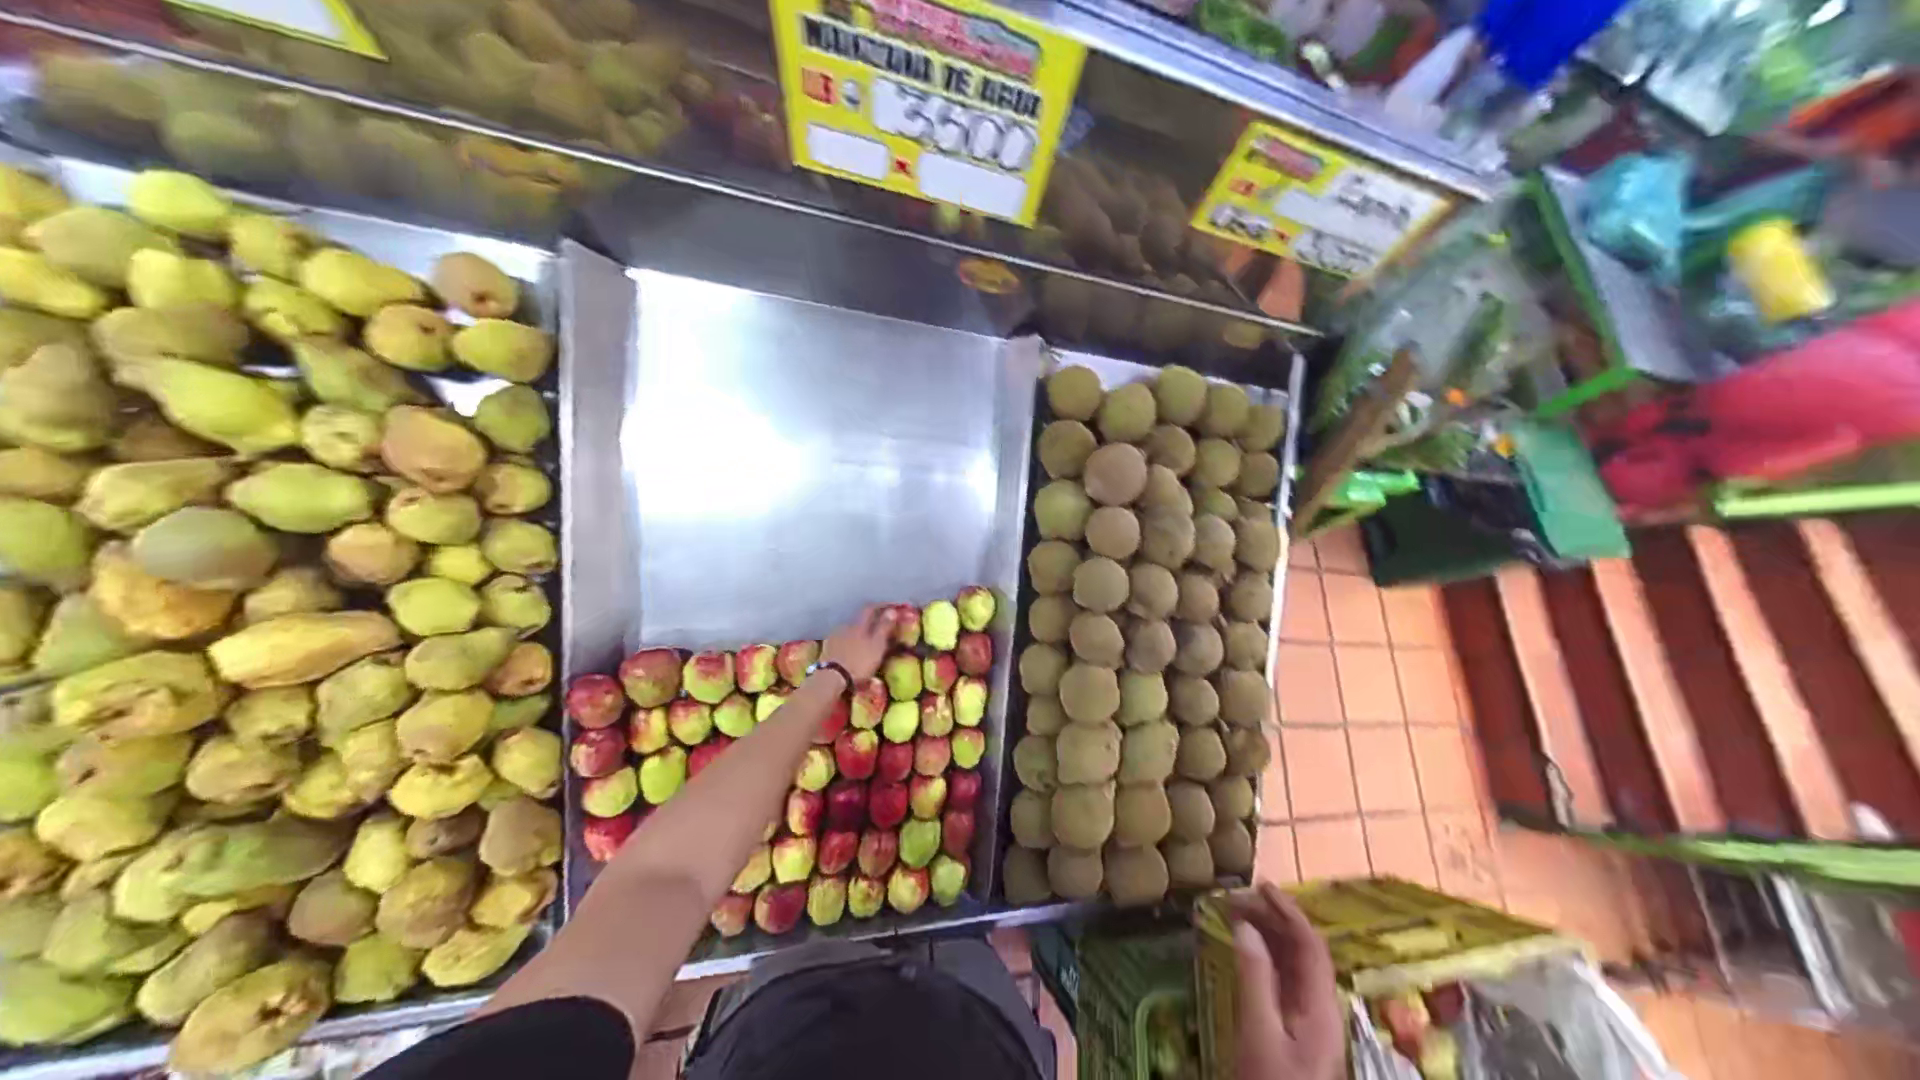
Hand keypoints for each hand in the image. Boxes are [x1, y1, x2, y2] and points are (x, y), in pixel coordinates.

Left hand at [818, 605, 894, 682]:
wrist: (831, 678)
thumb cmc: (859, 663)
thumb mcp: (877, 646)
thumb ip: (884, 628)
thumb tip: (891, 610)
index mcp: (859, 624)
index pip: (870, 608)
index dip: (880, 605)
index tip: (890, 606)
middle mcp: (846, 625)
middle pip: (859, 618)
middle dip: (869, 619)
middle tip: (879, 625)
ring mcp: (835, 636)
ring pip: (850, 629)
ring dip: (859, 631)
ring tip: (866, 640)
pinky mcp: (828, 647)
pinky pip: (841, 639)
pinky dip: (849, 641)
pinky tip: (852, 649)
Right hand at [1231, 883, 1343, 1079]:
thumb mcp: (1258, 1034)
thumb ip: (1254, 978)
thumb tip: (1246, 927)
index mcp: (1320, 1011)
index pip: (1312, 947)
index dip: (1289, 912)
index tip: (1260, 887)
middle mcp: (1321, 1013)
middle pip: (1305, 954)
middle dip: (1274, 920)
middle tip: (1237, 900)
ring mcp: (1309, 1026)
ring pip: (1295, 968)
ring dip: (1269, 937)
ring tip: (1237, 917)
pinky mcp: (1295, 1036)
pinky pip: (1285, 984)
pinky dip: (1265, 960)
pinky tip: (1245, 953)